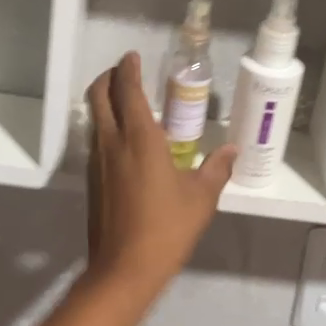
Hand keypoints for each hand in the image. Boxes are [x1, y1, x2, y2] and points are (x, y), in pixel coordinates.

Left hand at [82, 52, 235, 300]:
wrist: (124, 269)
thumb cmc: (167, 228)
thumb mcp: (201, 198)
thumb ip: (216, 169)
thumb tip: (232, 151)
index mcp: (139, 138)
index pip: (127, 90)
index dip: (127, 69)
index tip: (132, 57)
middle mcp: (112, 142)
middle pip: (98, 96)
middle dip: (108, 78)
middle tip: (124, 72)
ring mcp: (97, 162)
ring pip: (94, 118)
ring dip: (105, 102)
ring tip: (126, 102)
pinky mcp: (92, 181)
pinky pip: (96, 141)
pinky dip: (106, 127)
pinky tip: (125, 142)